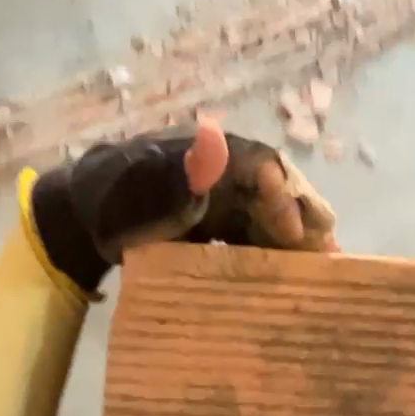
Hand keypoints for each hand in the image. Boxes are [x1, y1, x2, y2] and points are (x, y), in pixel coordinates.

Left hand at [30, 118, 337, 291]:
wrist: (85, 216)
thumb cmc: (115, 199)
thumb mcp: (145, 186)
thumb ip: (182, 170)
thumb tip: (215, 137)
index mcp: (210, 156)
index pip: (261, 169)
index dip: (285, 198)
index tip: (296, 234)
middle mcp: (223, 173)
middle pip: (274, 192)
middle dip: (303, 220)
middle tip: (329, 255)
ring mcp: (221, 199)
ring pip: (268, 216)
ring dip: (294, 240)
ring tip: (322, 270)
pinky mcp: (216, 224)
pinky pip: (251, 235)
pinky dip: (271, 253)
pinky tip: (287, 278)